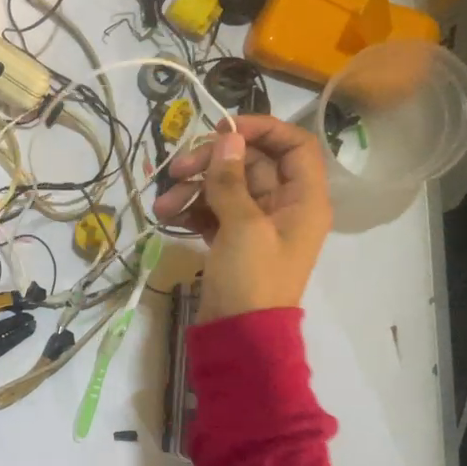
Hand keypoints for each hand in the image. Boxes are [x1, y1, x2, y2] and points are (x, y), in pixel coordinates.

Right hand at [154, 115, 331, 322]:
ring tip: (162, 206)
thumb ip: (231, 181)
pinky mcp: (231, 242)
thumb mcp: (242, 227)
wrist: (239, 336)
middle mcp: (283, 206)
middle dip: (211, 163)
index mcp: (303, 199)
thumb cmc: (252, 280)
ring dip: (193, 189)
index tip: (220, 129)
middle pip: (250, 164)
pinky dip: (190, 210)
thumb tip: (227, 138)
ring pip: (225, 188)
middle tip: (175, 169)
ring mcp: (255, 225)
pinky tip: (168, 217)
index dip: (260, 130)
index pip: (293, 145)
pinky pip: (212, 213)